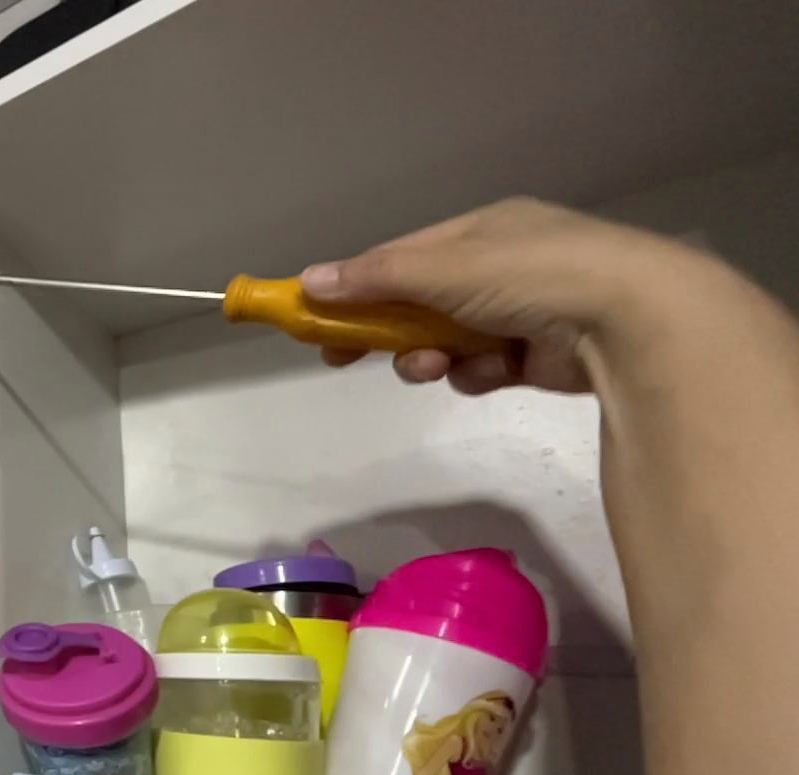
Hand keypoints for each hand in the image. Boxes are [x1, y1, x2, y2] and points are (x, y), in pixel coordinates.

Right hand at [300, 198, 708, 394]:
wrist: (635, 321)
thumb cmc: (535, 276)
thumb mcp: (443, 270)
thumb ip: (372, 279)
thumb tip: (306, 280)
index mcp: (481, 233)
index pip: (397, 259)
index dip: (351, 288)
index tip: (315, 318)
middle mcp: (498, 267)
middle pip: (411, 304)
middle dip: (382, 332)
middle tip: (342, 356)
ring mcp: (517, 310)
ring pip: (437, 341)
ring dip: (425, 358)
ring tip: (434, 366)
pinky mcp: (531, 353)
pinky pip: (474, 367)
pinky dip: (473, 373)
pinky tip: (493, 370)